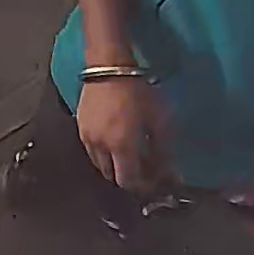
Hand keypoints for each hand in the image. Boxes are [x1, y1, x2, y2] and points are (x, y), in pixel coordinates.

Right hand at [76, 77, 175, 192]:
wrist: (109, 67)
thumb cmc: (139, 93)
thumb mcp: (160, 121)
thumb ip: (165, 153)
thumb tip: (173, 179)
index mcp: (122, 147)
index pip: (130, 182)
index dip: (144, 187)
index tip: (156, 183)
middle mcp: (101, 147)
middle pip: (113, 176)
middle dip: (129, 177)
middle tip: (144, 168)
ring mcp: (87, 137)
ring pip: (100, 164)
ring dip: (115, 165)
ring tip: (129, 154)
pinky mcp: (80, 125)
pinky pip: (92, 149)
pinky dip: (104, 152)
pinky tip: (115, 139)